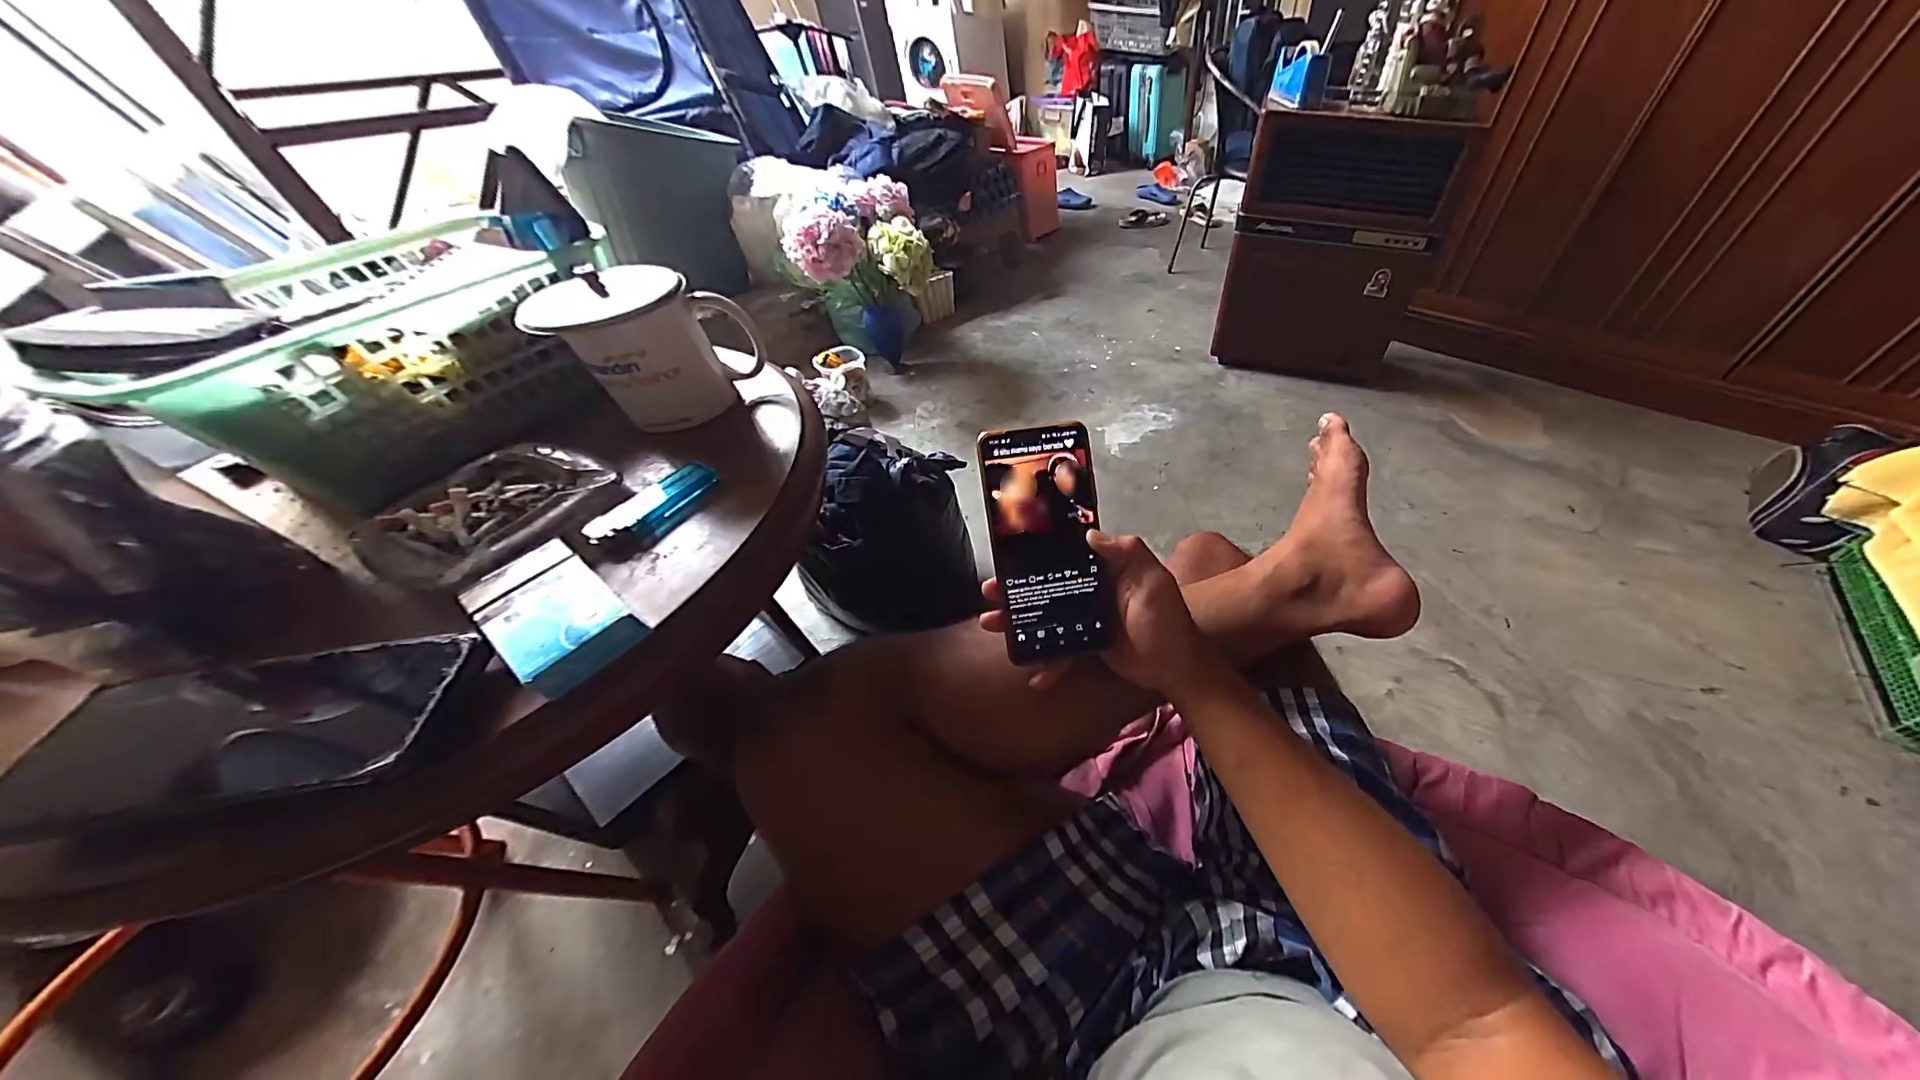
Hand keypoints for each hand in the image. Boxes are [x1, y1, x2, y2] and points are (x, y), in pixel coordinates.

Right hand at [977, 531, 1222, 694]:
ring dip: (1020, 624)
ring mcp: (1088, 620)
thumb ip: (1127, 552)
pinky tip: (1034, 675)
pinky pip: (1061, 651)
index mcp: (1105, 572)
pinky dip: (1048, 663)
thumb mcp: (1153, 580)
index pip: (1064, 560)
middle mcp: (1093, 592)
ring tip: (993, 626)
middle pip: (1047, 589)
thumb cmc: (1167, 621)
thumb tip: (1090, 534)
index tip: (1009, 561)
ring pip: (1046, 619)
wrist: (1178, 668)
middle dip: (1016, 592)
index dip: (1035, 560)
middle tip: (989, 595)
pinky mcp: (1088, 645)